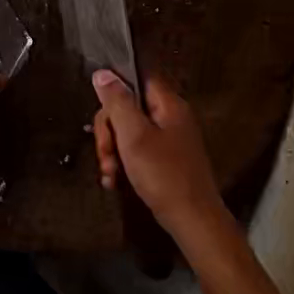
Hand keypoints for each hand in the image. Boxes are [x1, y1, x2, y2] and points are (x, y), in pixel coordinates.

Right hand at [92, 70, 227, 234]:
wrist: (192, 220)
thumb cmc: (163, 175)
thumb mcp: (133, 135)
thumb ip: (117, 102)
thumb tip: (103, 73)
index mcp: (168, 105)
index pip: (138, 75)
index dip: (115, 84)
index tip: (100, 106)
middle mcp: (170, 116)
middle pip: (127, 106)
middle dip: (109, 129)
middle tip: (105, 153)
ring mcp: (168, 138)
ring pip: (127, 130)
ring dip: (112, 150)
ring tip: (110, 172)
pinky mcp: (164, 158)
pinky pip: (135, 148)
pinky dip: (122, 161)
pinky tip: (115, 179)